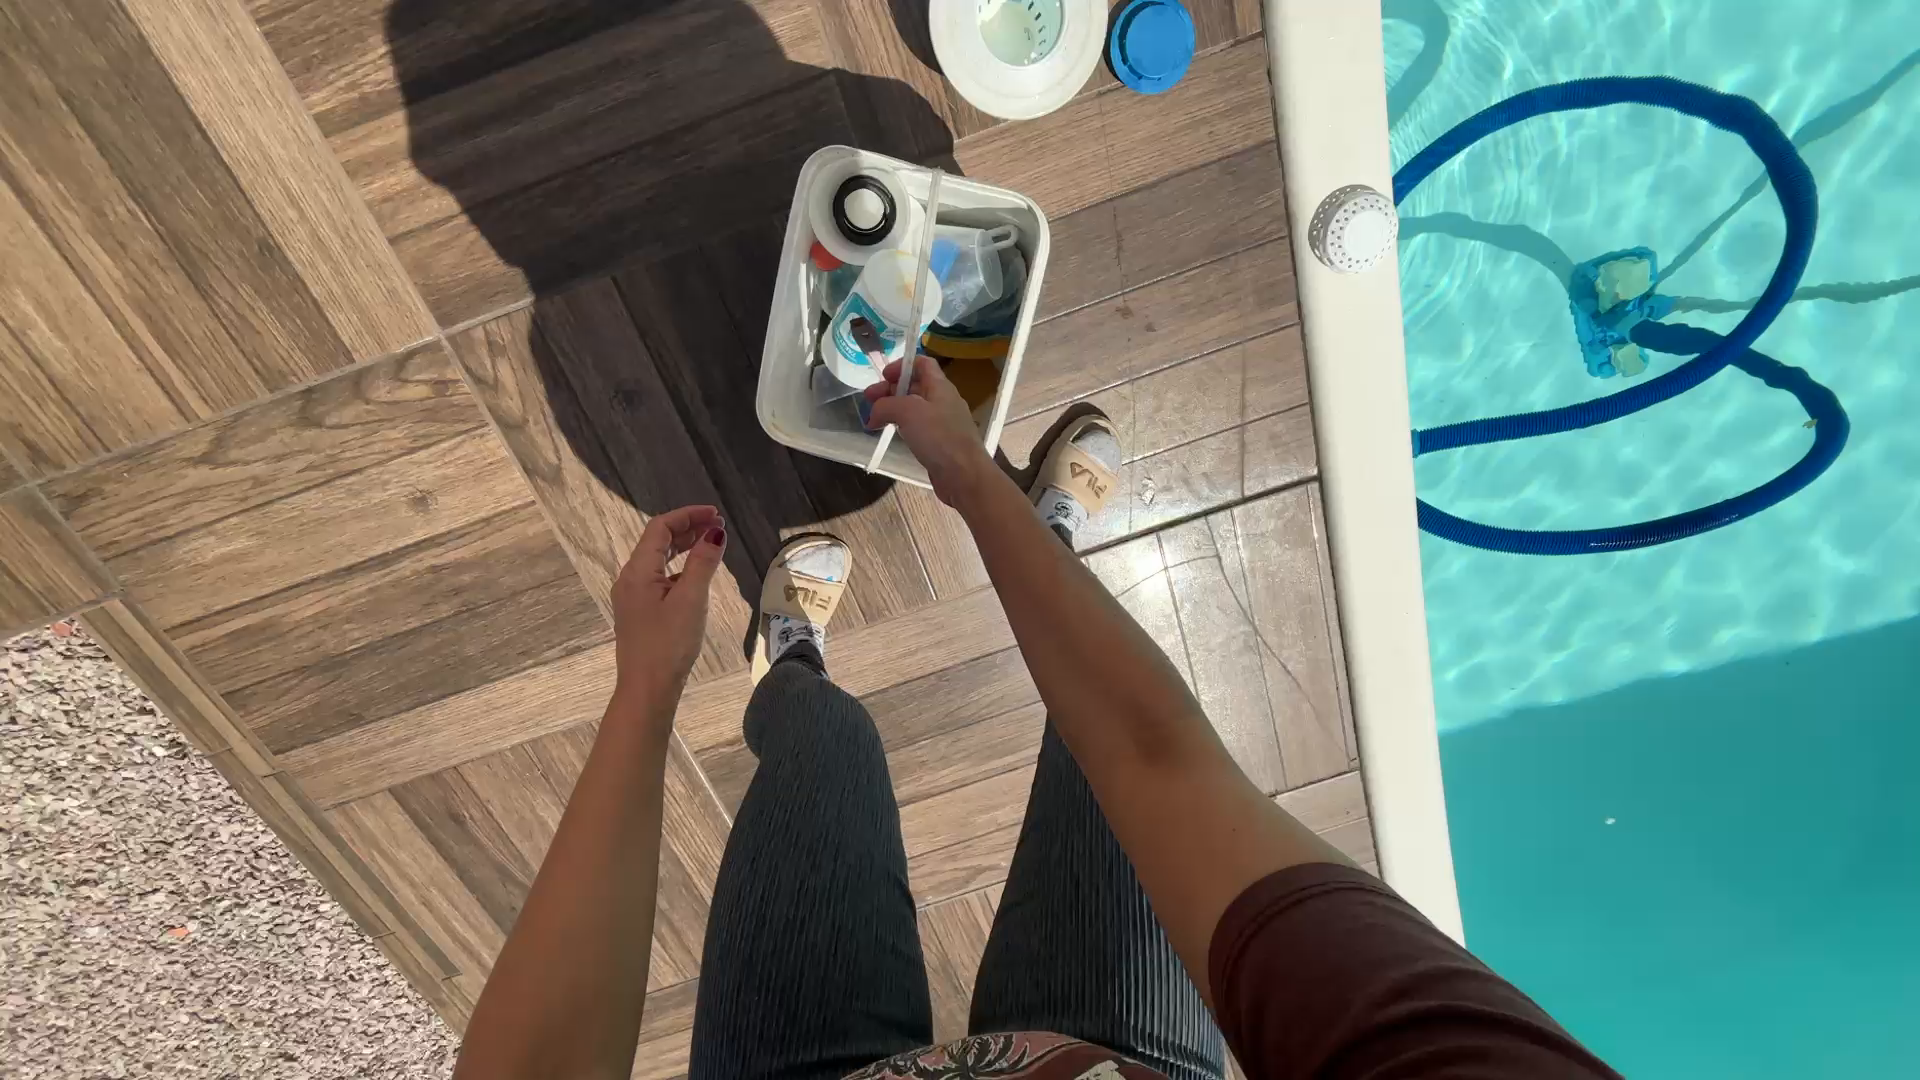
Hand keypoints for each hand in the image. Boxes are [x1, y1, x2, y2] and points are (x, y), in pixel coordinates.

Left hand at [609, 505, 726, 710]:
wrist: (648, 688)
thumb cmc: (669, 643)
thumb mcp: (691, 599)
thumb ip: (703, 563)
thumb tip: (716, 532)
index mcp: (637, 571)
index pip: (660, 528)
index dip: (687, 516)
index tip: (716, 514)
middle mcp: (631, 579)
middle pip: (658, 542)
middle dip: (688, 529)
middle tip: (719, 525)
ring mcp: (635, 597)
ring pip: (660, 560)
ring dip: (685, 547)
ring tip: (712, 543)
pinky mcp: (643, 612)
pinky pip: (661, 578)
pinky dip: (681, 568)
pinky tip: (698, 575)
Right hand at [863, 356, 995, 506]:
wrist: (964, 475)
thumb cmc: (939, 437)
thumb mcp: (908, 411)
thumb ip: (886, 405)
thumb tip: (873, 414)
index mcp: (940, 386)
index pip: (922, 363)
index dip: (901, 365)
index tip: (883, 377)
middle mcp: (943, 401)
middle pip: (914, 386)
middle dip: (890, 389)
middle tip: (867, 401)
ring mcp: (943, 423)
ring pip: (914, 408)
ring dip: (893, 409)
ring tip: (873, 420)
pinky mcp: (940, 443)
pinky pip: (918, 428)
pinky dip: (902, 427)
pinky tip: (890, 434)